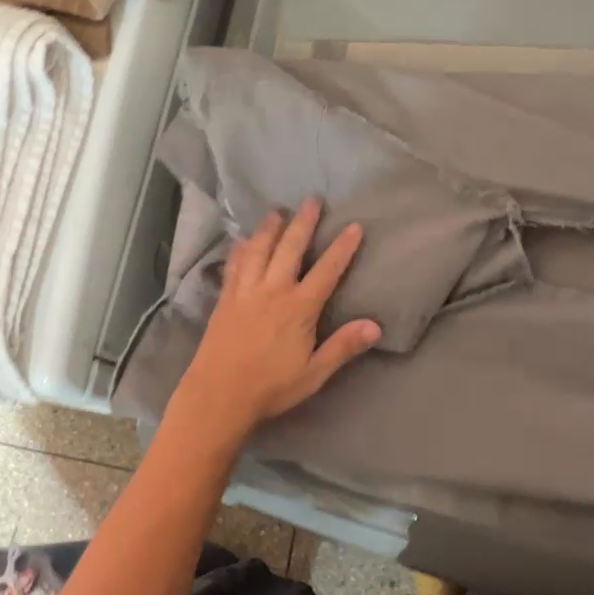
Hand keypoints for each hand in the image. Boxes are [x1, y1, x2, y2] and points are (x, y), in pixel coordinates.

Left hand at [169, 199, 381, 441]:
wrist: (218, 394)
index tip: (353, 226)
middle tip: (312, 200)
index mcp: (299, 308)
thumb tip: (375, 325)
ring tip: (277, 211)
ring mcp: (245, 292)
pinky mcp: (225, 299)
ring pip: (259, 250)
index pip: (326, 271)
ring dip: (270, 228)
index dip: (342, 248)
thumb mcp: (314, 373)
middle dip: (303, 223)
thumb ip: (343, 346)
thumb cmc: (270, 387)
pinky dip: (241, 250)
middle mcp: (272, 291)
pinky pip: (234, 266)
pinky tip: (242, 241)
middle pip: (290, 249)